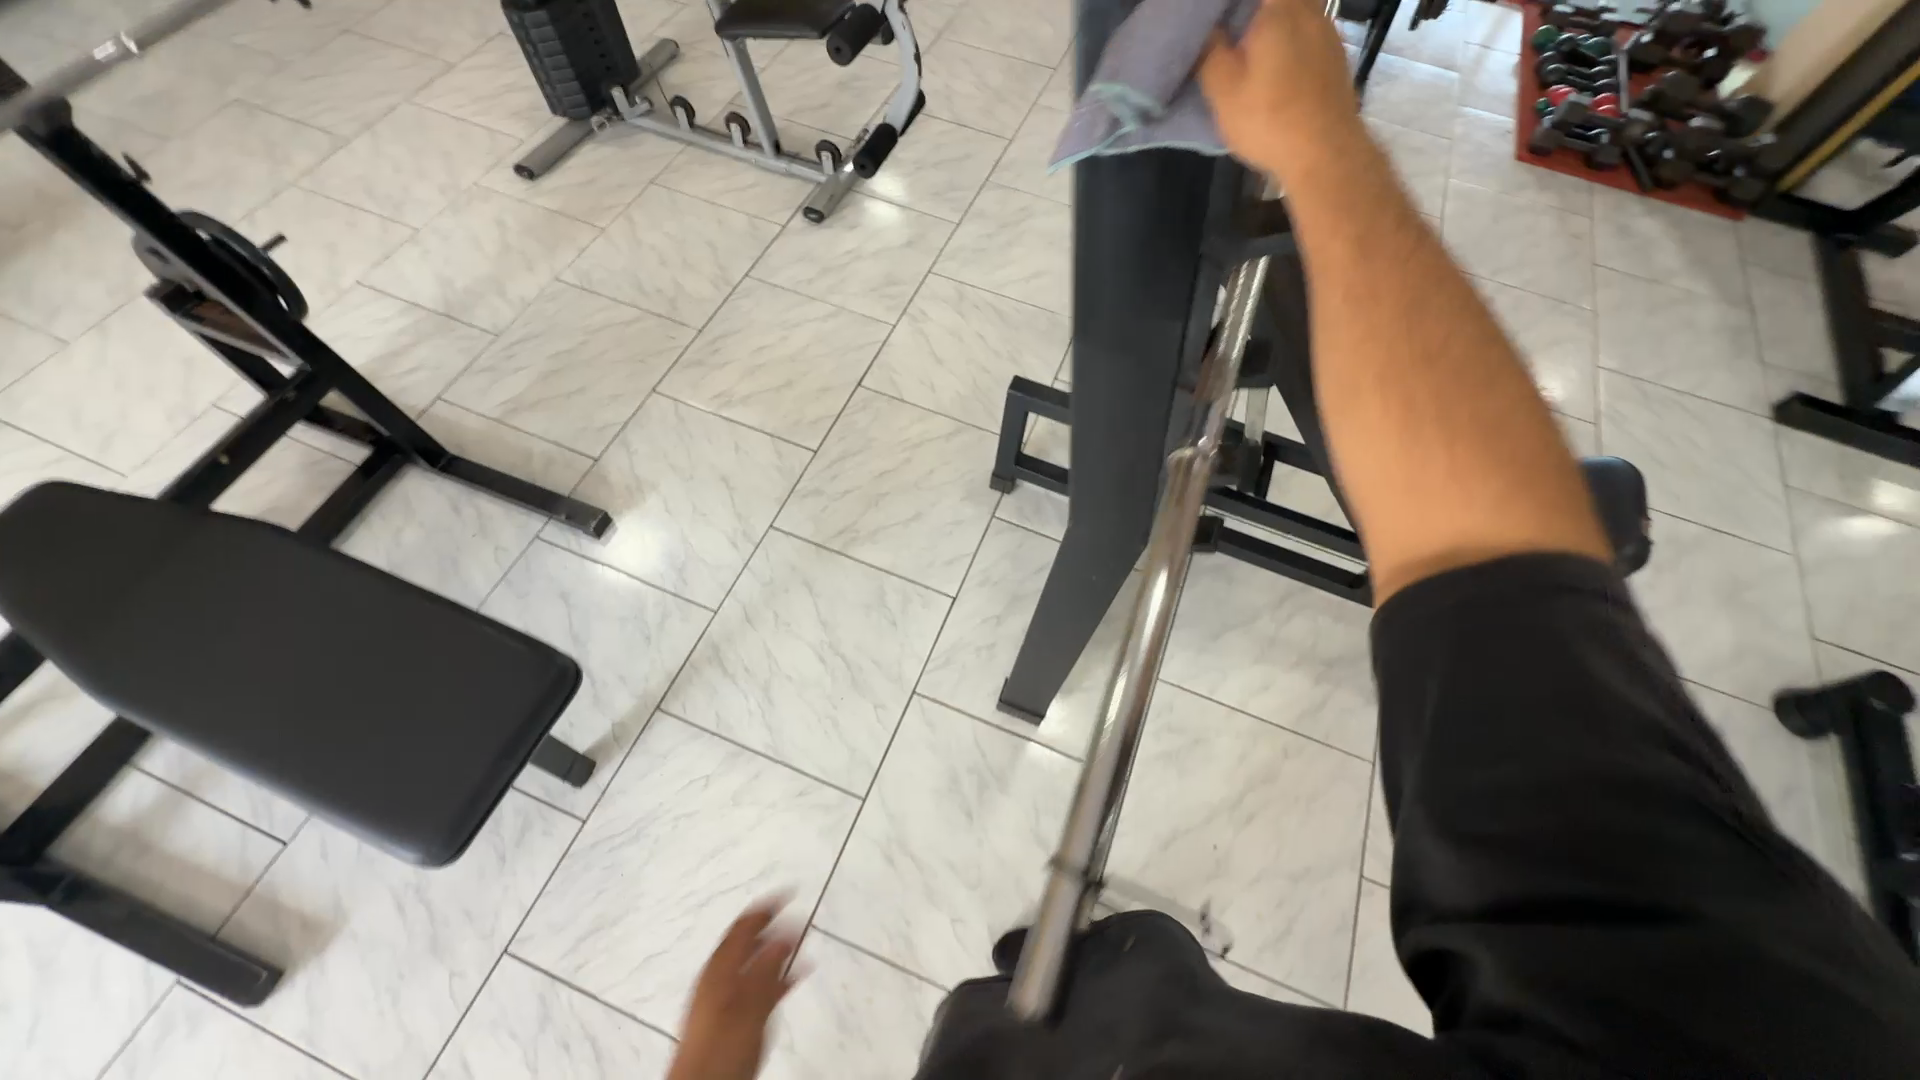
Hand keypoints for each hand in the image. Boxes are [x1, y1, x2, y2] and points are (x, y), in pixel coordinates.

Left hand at [666, 901, 801, 1079]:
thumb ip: (766, 970)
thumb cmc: (720, 1048)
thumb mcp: (747, 1007)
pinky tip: (792, 977)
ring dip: (774, 949)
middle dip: (770, 925)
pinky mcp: (731, 1018)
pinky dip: (775, 975)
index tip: (789, 892)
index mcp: (720, 970)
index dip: (765, 907)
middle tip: (794, 912)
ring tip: (798, 941)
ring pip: (752, 962)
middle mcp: (720, 978)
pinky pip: (757, 986)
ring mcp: (724, 999)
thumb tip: (784, 932)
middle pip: (746, 942)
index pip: (743, 926)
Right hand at [1197, 0, 1365, 179]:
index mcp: (1278, 10)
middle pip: (1277, 1)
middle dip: (1252, 12)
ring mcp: (1327, 30)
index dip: (1230, 8)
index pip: (1249, 0)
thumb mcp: (1223, 92)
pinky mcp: (1335, 54)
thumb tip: (1207, 28)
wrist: (1324, 153)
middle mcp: (1308, 9)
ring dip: (1275, 21)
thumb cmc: (1268, 120)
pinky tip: (1279, 62)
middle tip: (1229, 31)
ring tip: (1251, 44)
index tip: (1217, 21)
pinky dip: (1292, 36)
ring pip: (1298, 9)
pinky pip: (1309, 29)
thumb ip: (1210, 53)